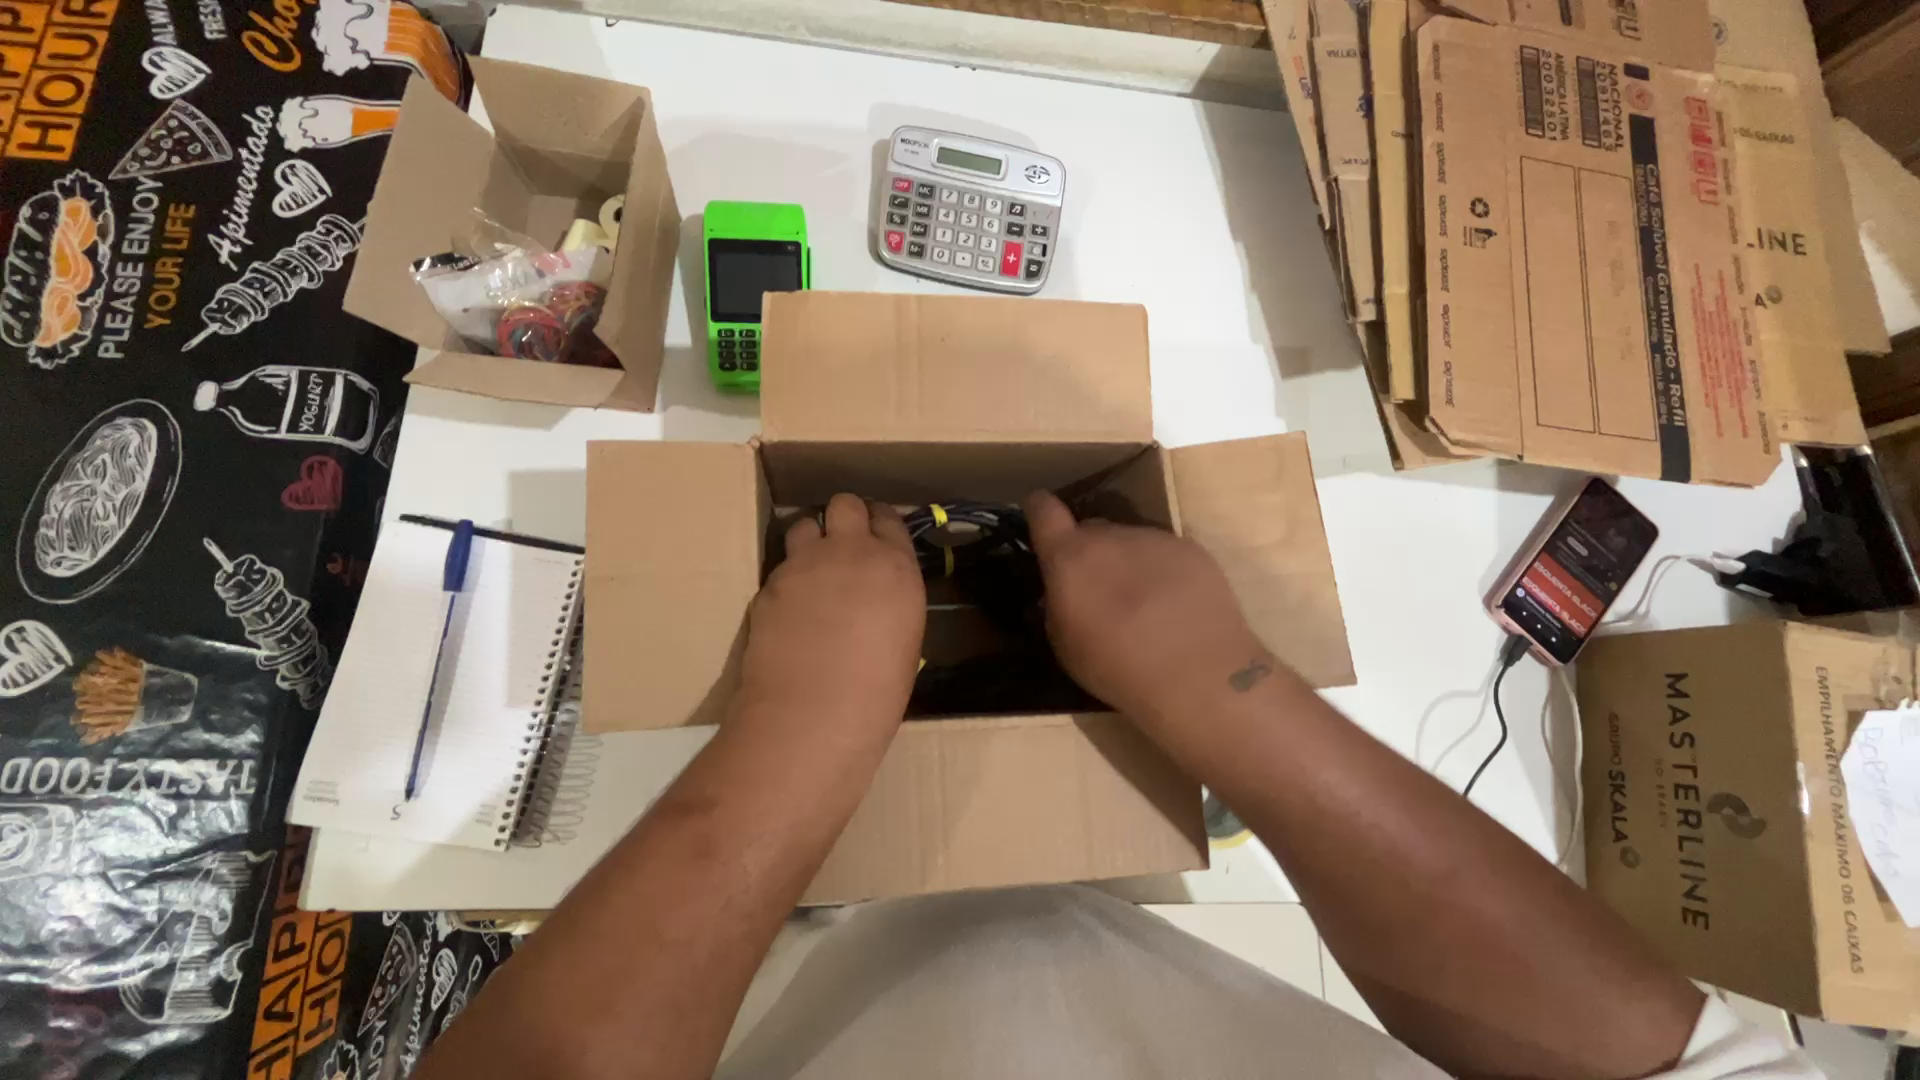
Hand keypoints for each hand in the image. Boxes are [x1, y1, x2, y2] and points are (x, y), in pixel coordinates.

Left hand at [737, 494, 925, 729]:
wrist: (813, 715)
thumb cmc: (877, 693)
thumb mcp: (904, 638)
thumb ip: (891, 602)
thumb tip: (875, 600)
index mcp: (895, 566)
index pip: (888, 518)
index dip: (880, 525)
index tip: (876, 539)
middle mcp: (850, 553)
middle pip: (844, 504)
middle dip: (844, 519)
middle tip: (843, 548)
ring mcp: (804, 565)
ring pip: (804, 526)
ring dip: (810, 542)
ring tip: (812, 575)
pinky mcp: (768, 585)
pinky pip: (780, 568)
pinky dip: (787, 582)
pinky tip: (789, 613)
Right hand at [1026, 490, 1277, 727]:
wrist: (1197, 674)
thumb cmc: (1117, 667)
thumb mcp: (1065, 645)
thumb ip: (1058, 604)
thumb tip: (1063, 589)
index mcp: (1070, 557)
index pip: (1044, 510)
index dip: (1039, 511)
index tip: (1040, 519)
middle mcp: (1110, 536)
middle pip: (1092, 531)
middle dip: (1090, 554)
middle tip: (1102, 593)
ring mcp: (1154, 538)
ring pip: (1130, 543)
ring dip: (1129, 564)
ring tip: (1146, 606)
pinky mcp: (1191, 549)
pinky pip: (1165, 553)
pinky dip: (1164, 572)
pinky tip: (1176, 607)